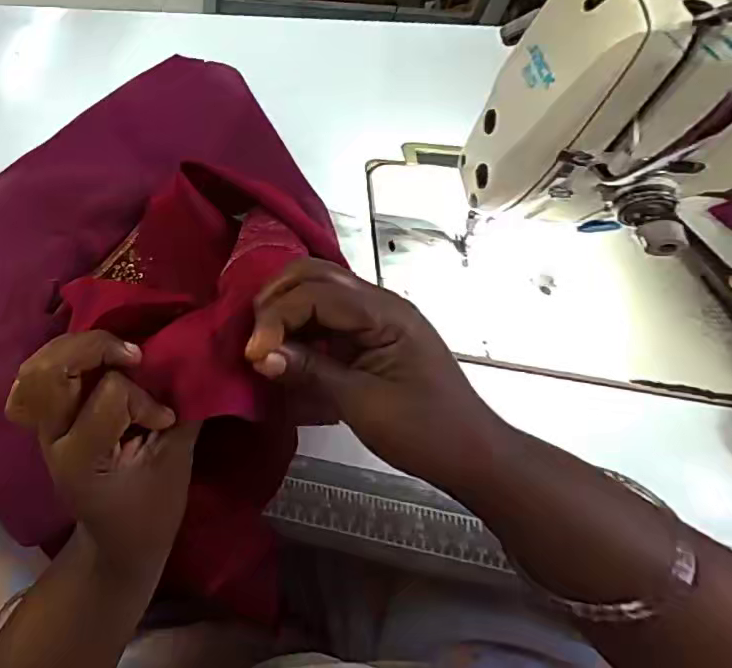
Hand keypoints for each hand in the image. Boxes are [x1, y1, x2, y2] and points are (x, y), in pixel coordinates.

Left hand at [6, 332, 203, 575]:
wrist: (115, 544)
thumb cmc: (149, 513)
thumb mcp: (173, 467)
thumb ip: (181, 416)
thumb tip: (193, 364)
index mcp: (81, 458)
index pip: (109, 394)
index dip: (143, 398)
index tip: (164, 419)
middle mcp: (51, 437)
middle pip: (53, 369)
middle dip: (95, 347)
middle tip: (132, 355)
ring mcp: (42, 425)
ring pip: (41, 362)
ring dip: (80, 345)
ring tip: (114, 352)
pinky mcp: (45, 414)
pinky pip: (43, 369)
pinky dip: (69, 352)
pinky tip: (95, 357)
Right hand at [245, 259, 511, 493]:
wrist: (478, 457)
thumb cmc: (426, 433)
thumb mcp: (362, 404)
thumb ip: (309, 371)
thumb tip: (259, 355)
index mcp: (385, 314)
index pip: (316, 295)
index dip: (277, 317)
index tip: (253, 352)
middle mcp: (379, 302)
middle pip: (314, 274)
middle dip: (276, 298)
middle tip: (255, 336)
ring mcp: (376, 313)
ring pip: (317, 285)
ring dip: (284, 304)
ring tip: (263, 337)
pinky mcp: (369, 330)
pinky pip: (325, 308)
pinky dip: (298, 319)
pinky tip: (284, 342)